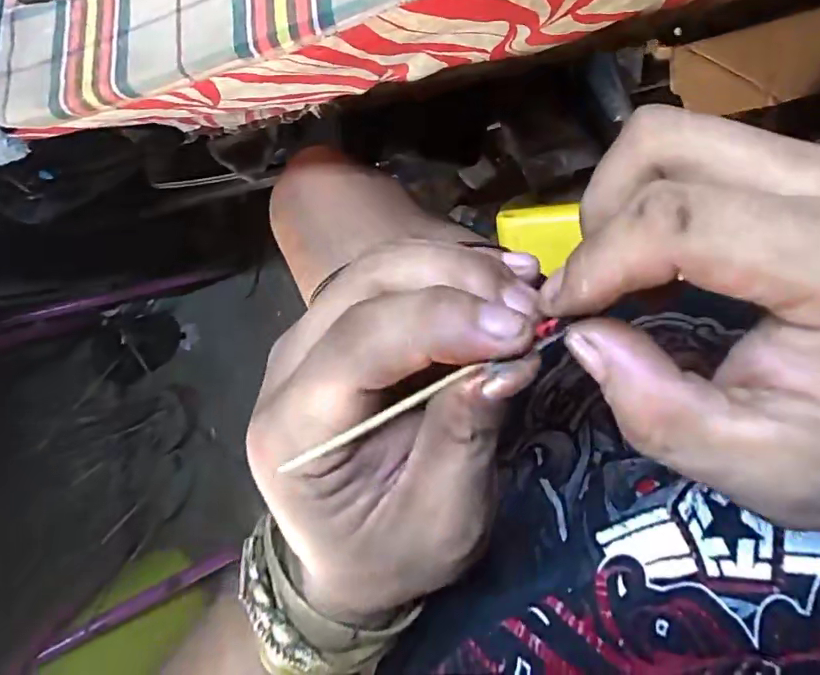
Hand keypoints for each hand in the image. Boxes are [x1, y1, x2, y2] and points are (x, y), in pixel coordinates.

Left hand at [245, 241, 543, 622]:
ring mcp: (311, 332)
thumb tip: (511, 358)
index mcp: (291, 425)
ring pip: (381, 265)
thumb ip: (465, 436)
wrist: (347, 553)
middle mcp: (288, 362)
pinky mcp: (341, 320)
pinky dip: (449, 267)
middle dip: (455, 280)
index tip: (518, 329)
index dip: (439, 321)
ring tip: (525, 285)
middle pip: (366, 284)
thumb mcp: (440, 521)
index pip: (359, 342)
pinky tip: (500, 274)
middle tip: (531, 305)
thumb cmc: (387, 550)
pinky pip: (393, 273)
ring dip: (456, 265)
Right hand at [543, 105, 819, 532]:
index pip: (679, 219)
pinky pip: (691, 147)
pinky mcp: (802, 160)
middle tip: (599, 287)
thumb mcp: (771, 474)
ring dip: (620, 197)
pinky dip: (649, 193)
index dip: (598, 260)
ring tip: (627, 270)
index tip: (563, 312)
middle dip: (601, 211)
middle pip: (660, 142)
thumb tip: (581, 335)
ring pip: (667, 133)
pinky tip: (663, 255)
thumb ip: (660, 414)